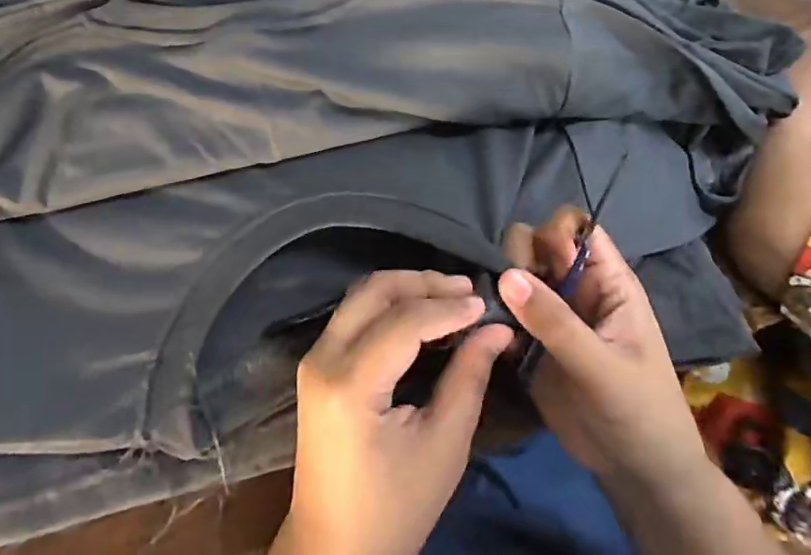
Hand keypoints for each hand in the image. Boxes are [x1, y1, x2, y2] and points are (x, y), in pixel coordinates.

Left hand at [272, 271, 513, 554]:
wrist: (333, 546)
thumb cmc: (394, 507)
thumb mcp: (443, 446)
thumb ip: (468, 377)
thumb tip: (497, 328)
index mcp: (349, 385)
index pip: (403, 322)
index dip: (447, 308)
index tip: (485, 305)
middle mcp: (323, 358)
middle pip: (374, 291)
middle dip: (423, 283)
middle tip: (467, 289)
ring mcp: (314, 357)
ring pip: (361, 295)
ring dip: (406, 288)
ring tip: (451, 295)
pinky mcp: (317, 363)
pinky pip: (354, 313)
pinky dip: (390, 304)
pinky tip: (422, 311)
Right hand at [498, 210, 711, 489]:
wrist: (637, 474)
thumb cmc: (640, 413)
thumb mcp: (603, 368)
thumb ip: (557, 323)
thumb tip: (507, 274)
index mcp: (607, 281)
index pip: (576, 228)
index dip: (553, 232)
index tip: (538, 262)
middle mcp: (575, 287)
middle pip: (537, 242)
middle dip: (517, 256)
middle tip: (507, 292)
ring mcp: (551, 313)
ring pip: (516, 272)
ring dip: (498, 281)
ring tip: (488, 307)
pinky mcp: (530, 340)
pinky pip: (504, 309)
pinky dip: (490, 310)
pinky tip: (479, 324)